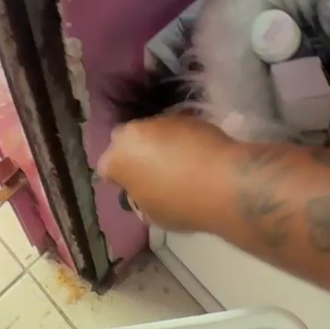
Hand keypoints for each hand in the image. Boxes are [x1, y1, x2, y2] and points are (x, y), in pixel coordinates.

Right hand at [99, 115, 237, 232]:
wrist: (222, 181)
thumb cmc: (181, 204)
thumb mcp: (151, 212)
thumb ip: (139, 195)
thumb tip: (144, 188)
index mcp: (118, 158)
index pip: (106, 167)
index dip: (118, 178)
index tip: (131, 187)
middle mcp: (134, 132)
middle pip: (125, 140)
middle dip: (132, 152)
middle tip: (150, 170)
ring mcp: (161, 121)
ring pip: (150, 131)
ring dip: (156, 143)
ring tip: (177, 163)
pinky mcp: (186, 116)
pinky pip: (174, 129)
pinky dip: (179, 139)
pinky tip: (194, 155)